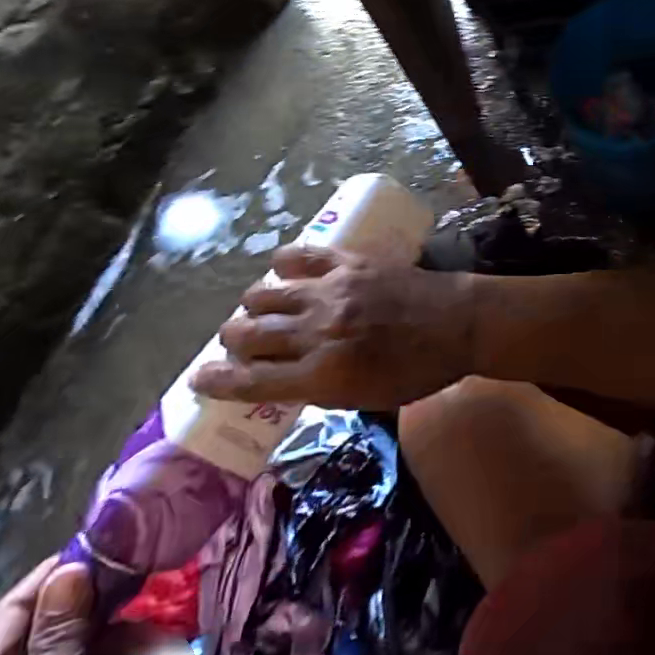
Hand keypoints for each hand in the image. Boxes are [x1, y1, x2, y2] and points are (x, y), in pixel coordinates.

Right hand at [192, 245, 477, 409]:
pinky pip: (297, 256)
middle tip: (235, 343)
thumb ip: (319, 388)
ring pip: (264, 294)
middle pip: (249, 335)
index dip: (217, 381)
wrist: (456, 324)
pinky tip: (281, 272)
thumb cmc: (415, 371)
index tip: (198, 379)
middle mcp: (319, 332)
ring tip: (258, 310)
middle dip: (231, 342)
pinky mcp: (345, 263)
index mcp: (325, 375)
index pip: (253, 382)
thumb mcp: (366, 398)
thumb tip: (281, 376)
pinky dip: (281, 265)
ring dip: (252, 306)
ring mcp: (330, 292)